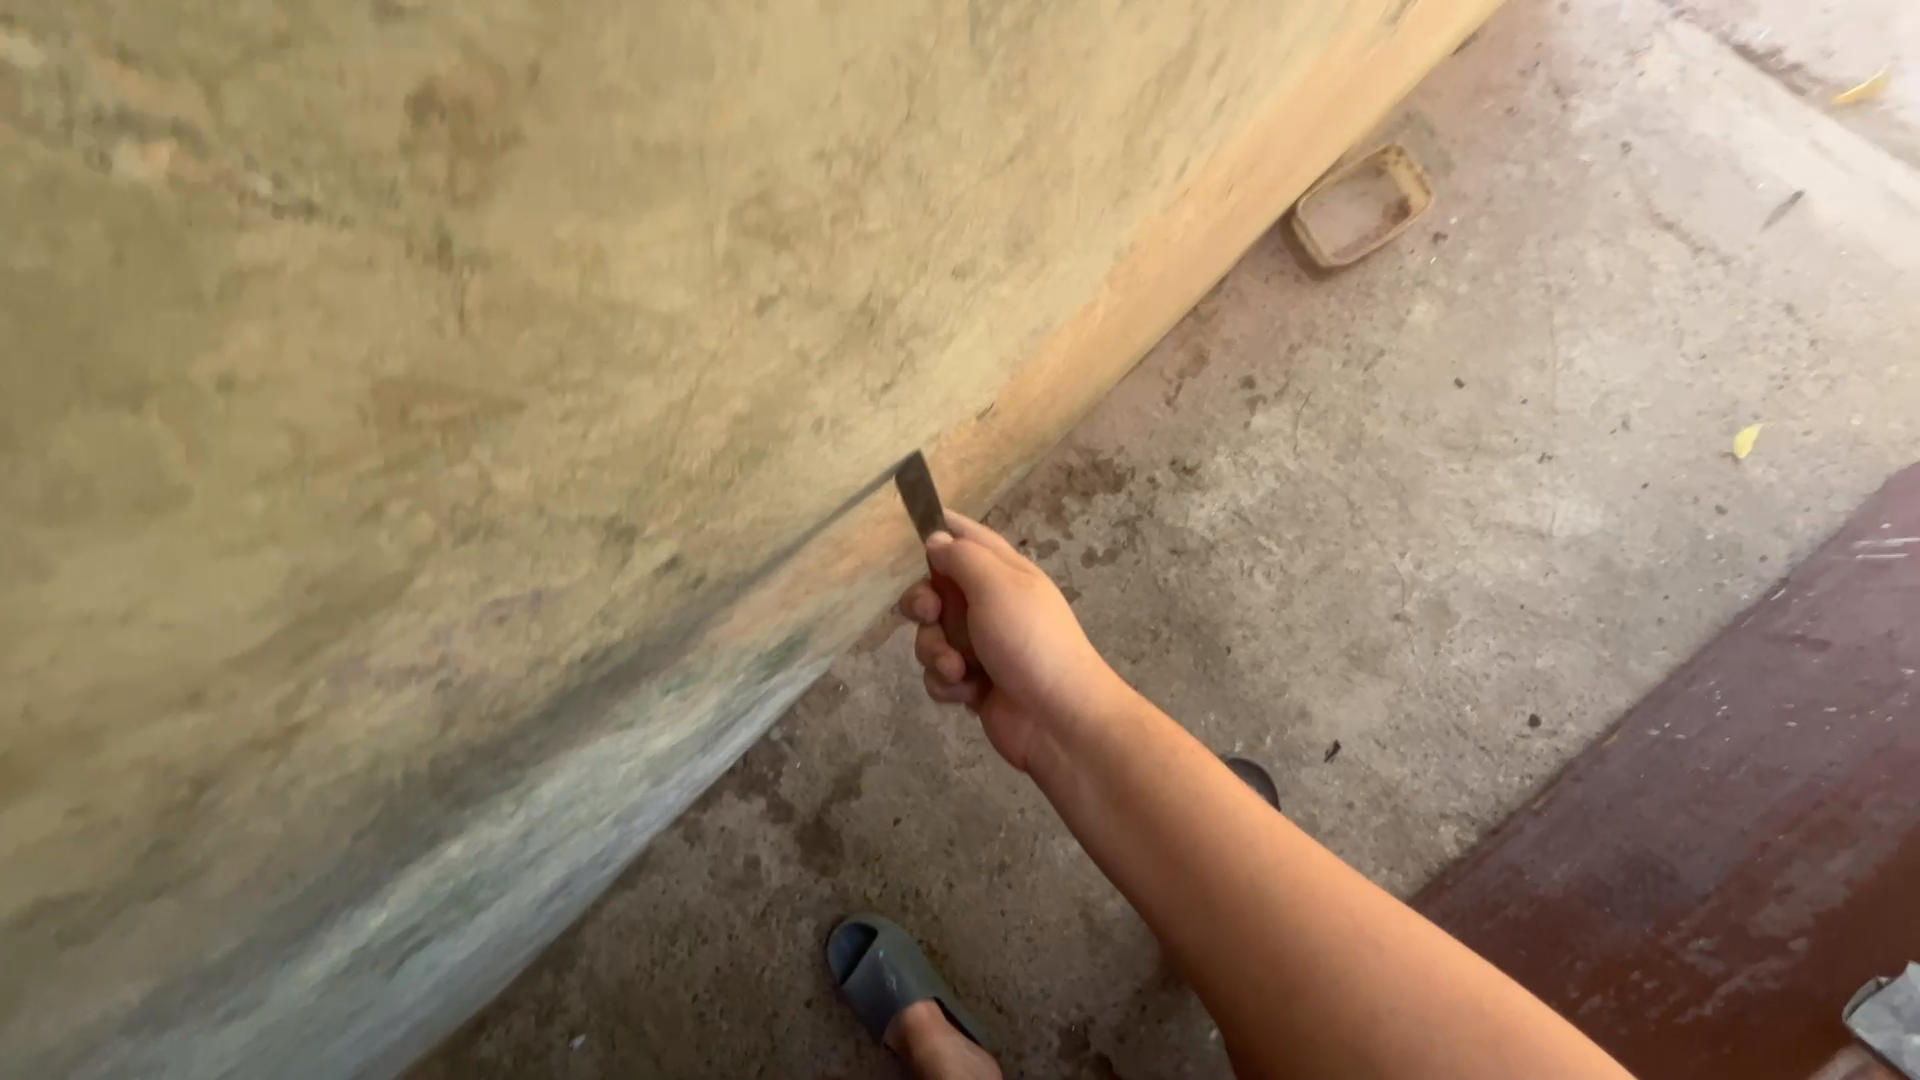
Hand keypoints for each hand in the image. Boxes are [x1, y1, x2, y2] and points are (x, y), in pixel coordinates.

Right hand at [897, 512, 1130, 770]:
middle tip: (929, 613)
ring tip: (958, 668)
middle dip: (923, 604)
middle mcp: (991, 605)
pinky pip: (939, 674)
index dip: (942, 530)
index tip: (915, 528)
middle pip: (936, 591)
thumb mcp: (997, 585)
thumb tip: (936, 539)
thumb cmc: (1029, 640)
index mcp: (1003, 573)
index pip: (968, 538)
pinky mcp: (973, 682)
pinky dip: (947, 683)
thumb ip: (962, 557)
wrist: (1057, 717)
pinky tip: (968, 692)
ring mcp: (981, 646)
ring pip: (931, 636)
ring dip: (935, 652)